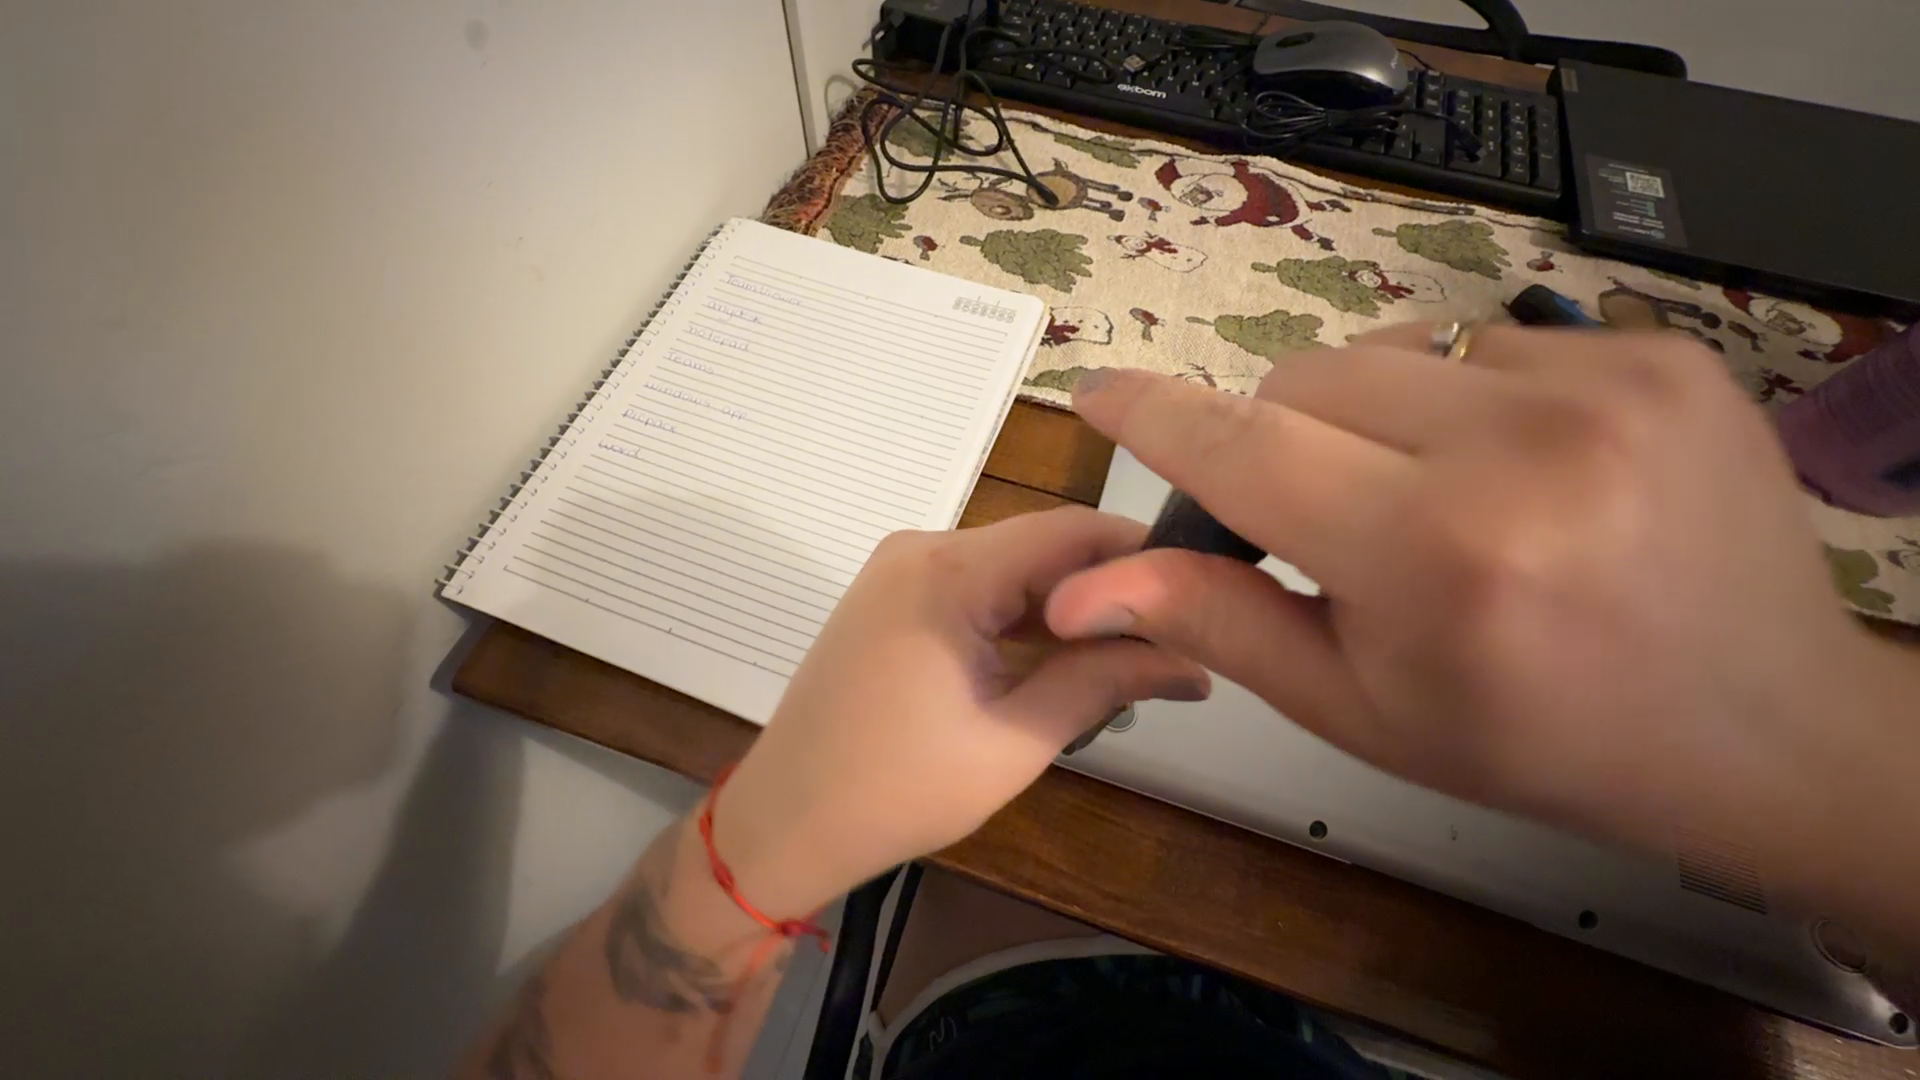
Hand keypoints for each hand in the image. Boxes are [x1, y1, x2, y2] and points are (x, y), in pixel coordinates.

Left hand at [711, 507, 1209, 916]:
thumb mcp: (1013, 742)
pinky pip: (976, 590)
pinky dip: (1020, 620)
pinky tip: (1059, 659)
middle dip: (1109, 593)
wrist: (784, 820)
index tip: (1202, 590)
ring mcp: (900, 570)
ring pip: (1011, 570)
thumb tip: (1191, 663)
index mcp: (948, 571)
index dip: (1143, 553)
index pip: (1071, 531)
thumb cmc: (895, 791)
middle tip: (1174, 640)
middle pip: (1042, 549)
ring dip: (1066, 611)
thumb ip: (1102, 685)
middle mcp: (922, 548)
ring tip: (1128, 659)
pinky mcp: (892, 596)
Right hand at [1045, 325, 1917, 879]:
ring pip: (1375, 356)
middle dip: (1274, 443)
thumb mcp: (1344, 700)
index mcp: (1433, 555)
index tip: (1096, 393)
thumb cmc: (1518, 733)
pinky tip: (1498, 468)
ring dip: (1356, 418)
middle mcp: (1519, 448)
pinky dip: (1446, 400)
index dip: (1153, 415)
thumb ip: (1210, 620)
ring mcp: (1601, 384)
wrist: (1756, 728)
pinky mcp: (1651, 354)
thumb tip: (1079, 591)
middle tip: (1318, 518)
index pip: (1243, 450)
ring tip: (1416, 493)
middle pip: (1298, 385)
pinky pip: (1469, 344)